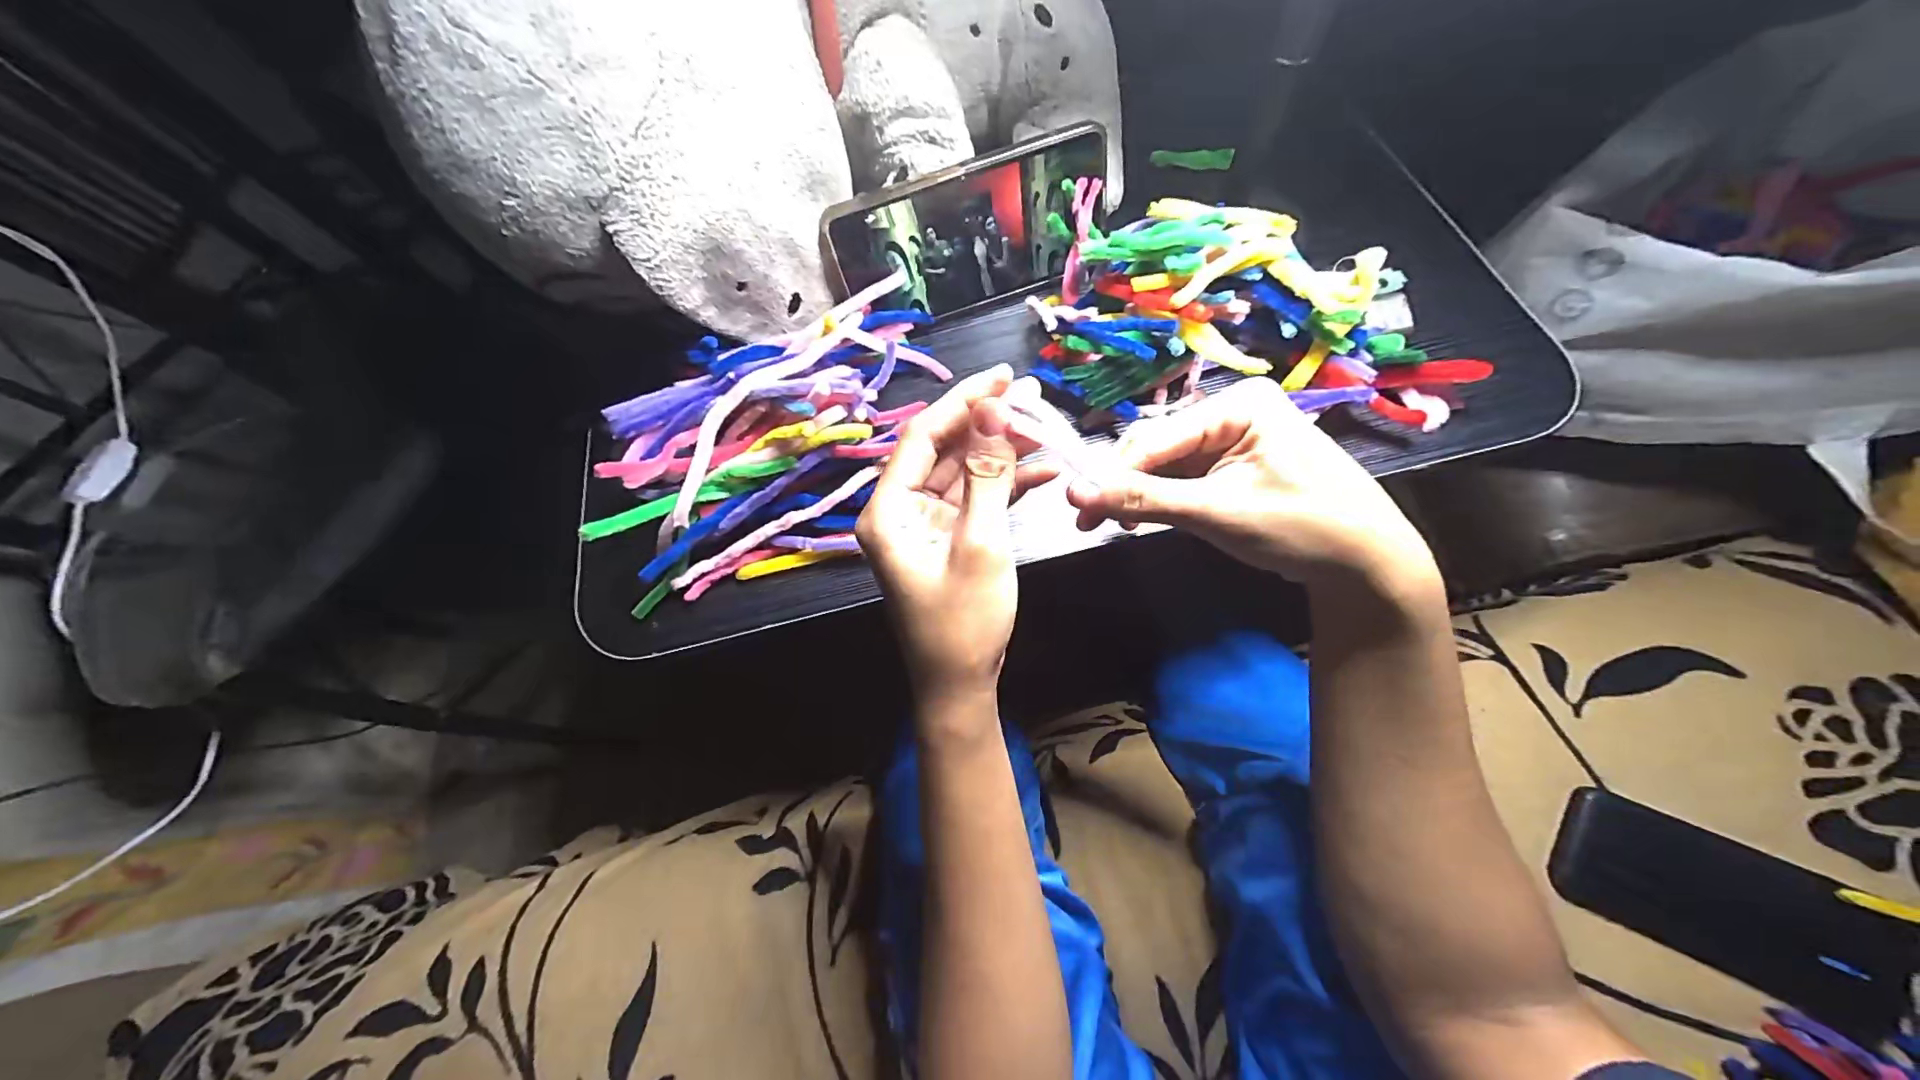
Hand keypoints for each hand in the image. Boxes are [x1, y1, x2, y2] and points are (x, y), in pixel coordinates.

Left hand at [858, 365, 1057, 706]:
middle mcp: (898, 510)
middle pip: (941, 449)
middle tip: (1029, 394)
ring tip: (1041, 425)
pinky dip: (1001, 484)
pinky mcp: (944, 538)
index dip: (964, 401)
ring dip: (998, 451)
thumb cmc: (965, 622)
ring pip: (960, 471)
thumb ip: (986, 475)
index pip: (924, 436)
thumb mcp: (981, 543)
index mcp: (889, 510)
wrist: (959, 684)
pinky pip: (971, 499)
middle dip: (985, 422)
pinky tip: (1038, 469)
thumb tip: (994, 411)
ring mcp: (922, 525)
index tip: (1004, 376)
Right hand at [1064, 378, 1436, 595]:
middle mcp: (1233, 411)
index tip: (1075, 507)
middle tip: (1091, 522)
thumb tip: (1075, 491)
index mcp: (1239, 404)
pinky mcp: (1233, 463)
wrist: (1367, 564)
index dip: (1112, 474)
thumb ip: (1144, 500)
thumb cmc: (1302, 529)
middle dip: (1124, 486)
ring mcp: (1234, 437)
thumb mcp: (1217, 513)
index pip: (1156, 437)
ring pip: (1165, 464)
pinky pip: (1183, 477)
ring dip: (1139, 495)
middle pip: (1157, 447)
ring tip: (1114, 525)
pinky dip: (1162, 500)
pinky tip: (1143, 518)